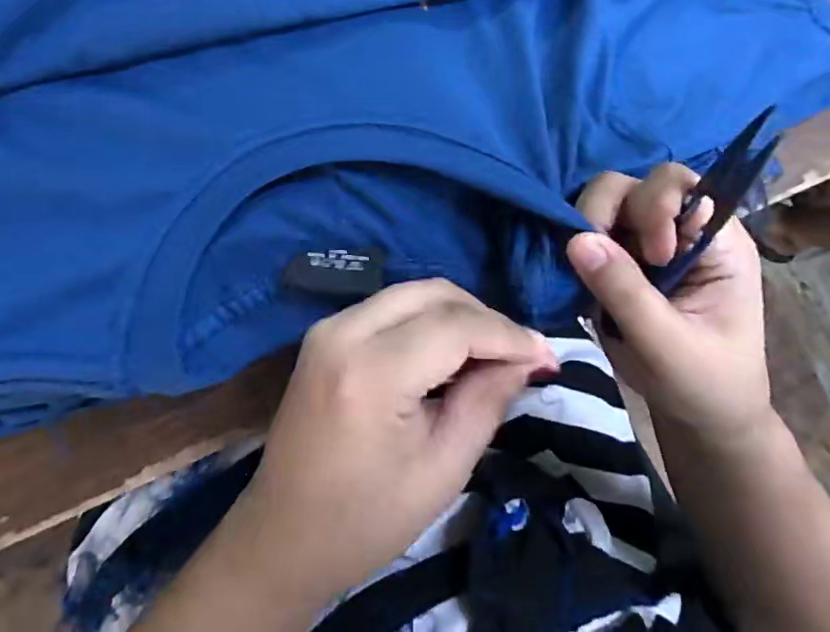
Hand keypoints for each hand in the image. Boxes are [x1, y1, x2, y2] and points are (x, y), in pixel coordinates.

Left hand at [192, 280, 555, 616]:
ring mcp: (329, 327)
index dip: (508, 335)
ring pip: (413, 292)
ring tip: (493, 353)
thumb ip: (487, 402)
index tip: (547, 356)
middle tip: (522, 355)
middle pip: (434, 293)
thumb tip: (527, 357)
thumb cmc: (366, 519)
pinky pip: (391, 306)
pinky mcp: (325, 332)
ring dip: (459, 314)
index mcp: (370, 372)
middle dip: (485, 317)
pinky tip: (452, 351)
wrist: (282, 537)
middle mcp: (344, 331)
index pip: (455, 326)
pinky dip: (429, 318)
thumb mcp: (442, 470)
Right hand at [567, 164, 776, 442]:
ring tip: (586, 273)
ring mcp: (646, 238)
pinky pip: (587, 229)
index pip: (681, 185)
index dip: (656, 206)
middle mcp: (681, 227)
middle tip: (602, 265)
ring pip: (603, 201)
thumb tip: (576, 238)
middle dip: (608, 212)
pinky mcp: (619, 255)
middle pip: (634, 184)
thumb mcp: (670, 347)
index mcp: (717, 239)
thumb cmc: (706, 385)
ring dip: (586, 226)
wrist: (698, 420)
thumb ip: (626, 292)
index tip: (655, 257)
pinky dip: (574, 243)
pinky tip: (575, 275)